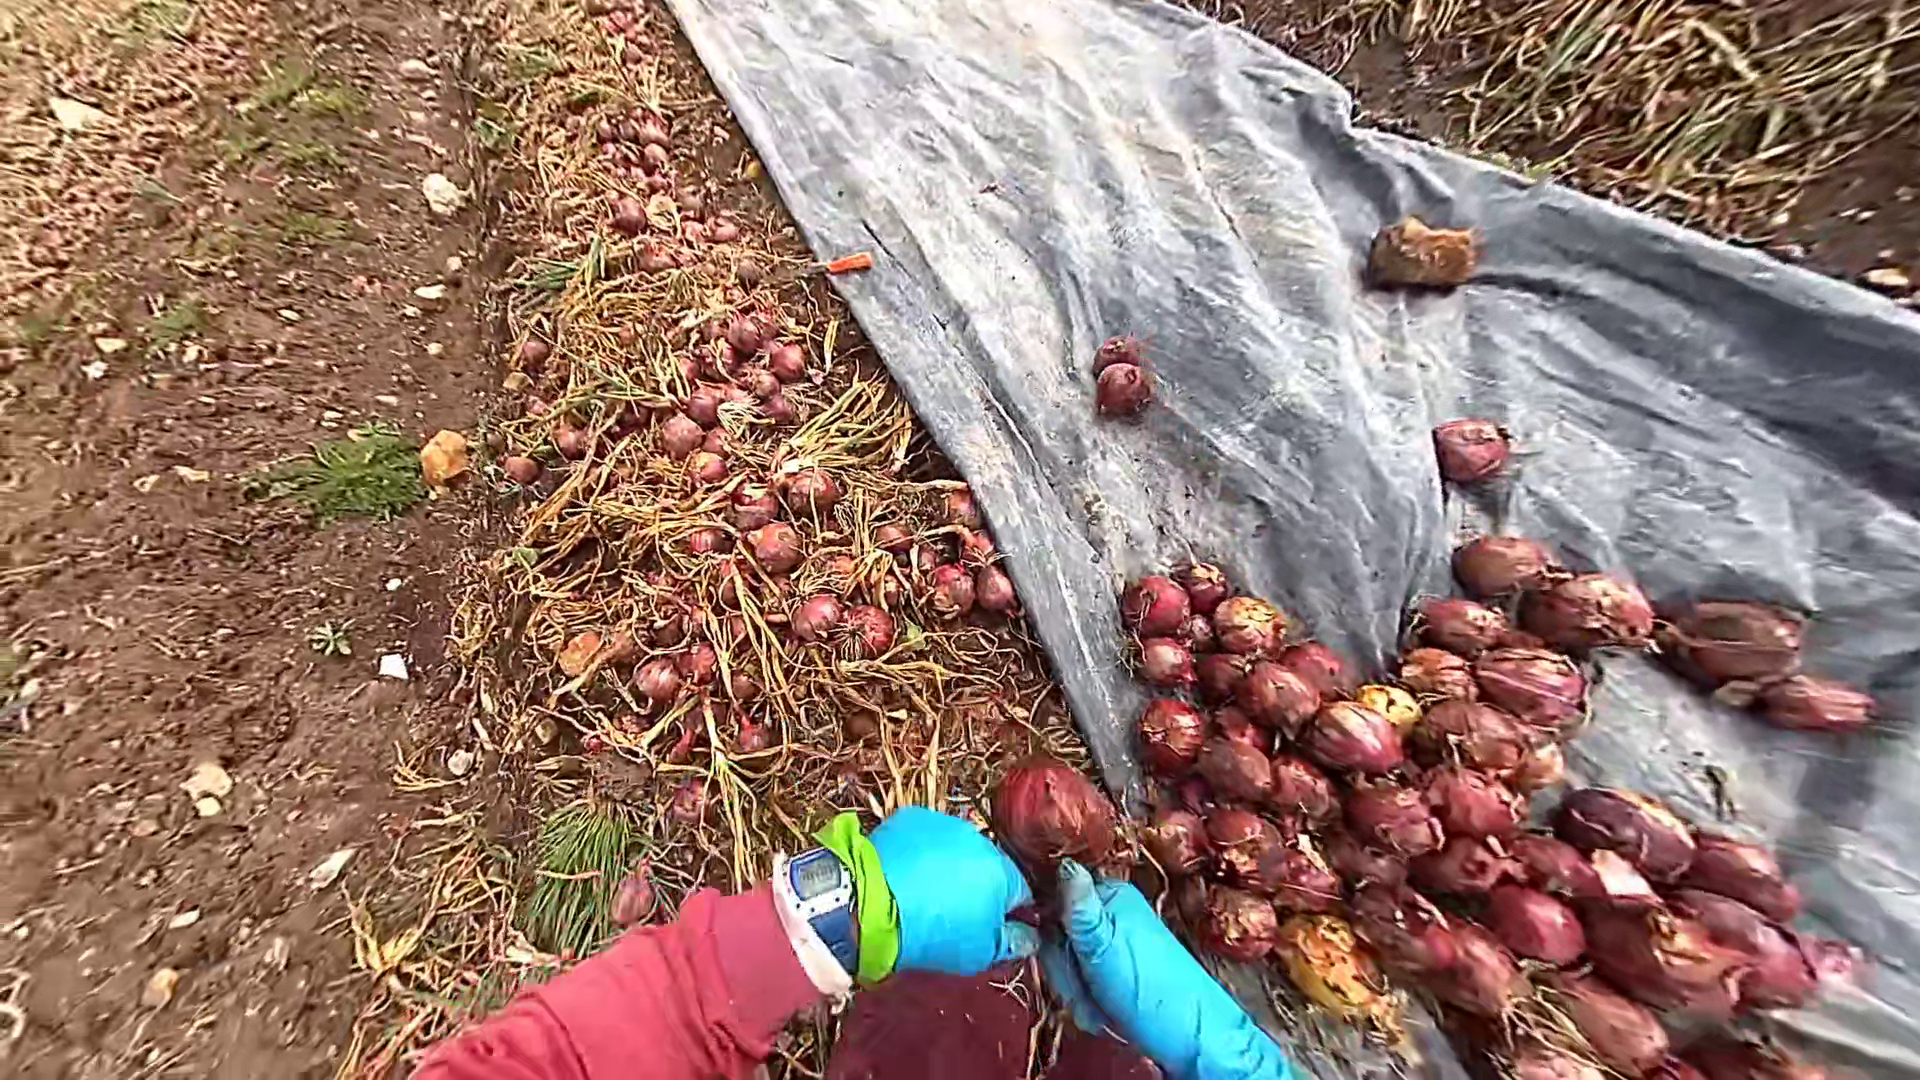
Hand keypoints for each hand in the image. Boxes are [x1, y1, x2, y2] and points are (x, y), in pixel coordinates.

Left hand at [869, 806, 1038, 974]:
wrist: (874, 899)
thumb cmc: (933, 931)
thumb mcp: (980, 951)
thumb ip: (1013, 941)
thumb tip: (1031, 935)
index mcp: (1001, 871)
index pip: (1021, 890)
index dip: (1011, 910)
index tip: (994, 924)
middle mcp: (978, 838)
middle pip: (989, 865)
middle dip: (980, 884)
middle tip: (957, 911)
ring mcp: (945, 823)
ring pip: (960, 847)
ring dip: (953, 864)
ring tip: (928, 891)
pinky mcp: (915, 817)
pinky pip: (928, 835)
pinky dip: (924, 850)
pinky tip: (909, 872)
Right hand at [1040, 862, 1295, 1079]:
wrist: (1198, 1043)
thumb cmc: (1150, 993)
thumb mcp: (1104, 948)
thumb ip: (1079, 907)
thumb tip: (1064, 862)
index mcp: (1110, 893)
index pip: (1055, 896)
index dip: (1049, 932)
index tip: (1060, 962)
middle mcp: (1113, 909)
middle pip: (1060, 929)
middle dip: (1064, 967)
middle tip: (1082, 993)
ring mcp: (1118, 937)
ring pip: (1070, 955)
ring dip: (1075, 987)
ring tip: (1095, 1009)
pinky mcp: (1122, 965)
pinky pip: (1086, 973)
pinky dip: (1088, 996)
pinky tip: (1101, 1013)